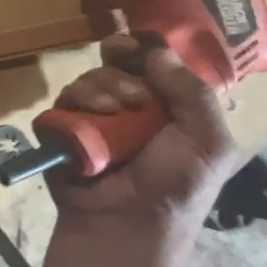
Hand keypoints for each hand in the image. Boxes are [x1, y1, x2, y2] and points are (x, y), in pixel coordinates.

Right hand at [47, 34, 238, 238]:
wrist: (127, 220)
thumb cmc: (176, 184)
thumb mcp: (208, 141)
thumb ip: (192, 94)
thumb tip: (158, 50)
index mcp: (169, 110)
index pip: (152, 67)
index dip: (140, 51)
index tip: (128, 45)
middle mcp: (129, 110)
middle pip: (113, 68)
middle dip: (119, 76)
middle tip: (131, 99)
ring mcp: (92, 120)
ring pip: (84, 82)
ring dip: (96, 90)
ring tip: (107, 113)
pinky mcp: (61, 131)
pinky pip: (58, 104)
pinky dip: (70, 107)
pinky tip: (83, 121)